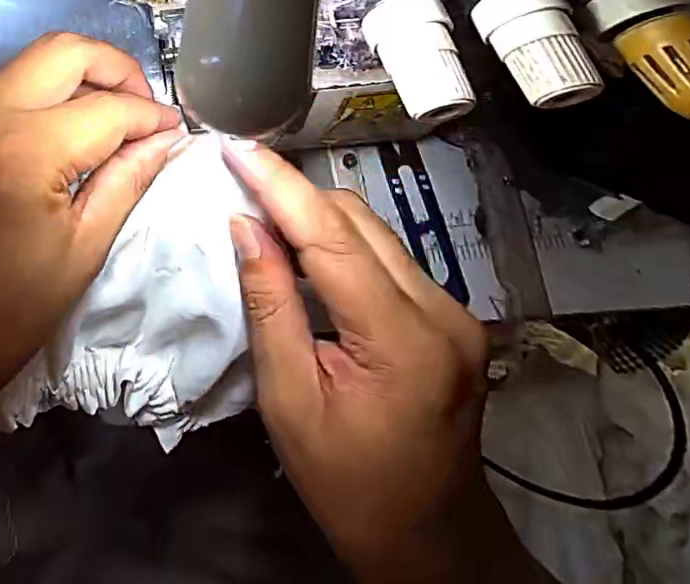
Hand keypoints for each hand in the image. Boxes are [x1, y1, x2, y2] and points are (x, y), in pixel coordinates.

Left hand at [0, 34, 183, 583]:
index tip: (177, 132)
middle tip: (147, 113)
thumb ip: (126, 181)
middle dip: (118, 70)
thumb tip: (164, 140)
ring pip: (33, 62)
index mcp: (22, 150)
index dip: (151, 117)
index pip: (107, 108)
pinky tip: (68, 132)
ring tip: (114, 122)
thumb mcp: (79, 255)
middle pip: (65, 50)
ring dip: (81, 79)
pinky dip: (46, 96)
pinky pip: (6, 88)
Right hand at [223, 140, 503, 579]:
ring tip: (262, 212)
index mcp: (402, 340)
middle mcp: (441, 311)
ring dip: (315, 213)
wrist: (432, 542)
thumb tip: (245, 225)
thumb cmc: (349, 485)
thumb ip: (269, 305)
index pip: (332, 236)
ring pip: (373, 228)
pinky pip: (384, 253)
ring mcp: (453, 310)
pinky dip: (338, 240)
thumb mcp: (290, 401)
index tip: (236, 146)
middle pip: (358, 219)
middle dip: (294, 194)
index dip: (279, 185)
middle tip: (238, 183)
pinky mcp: (449, 314)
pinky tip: (303, 249)